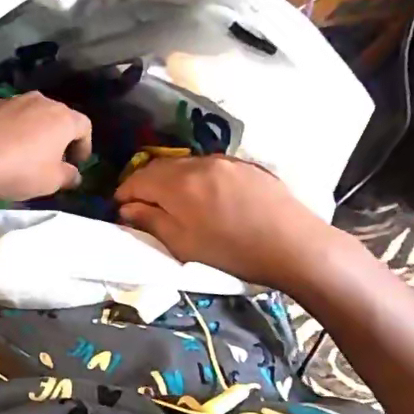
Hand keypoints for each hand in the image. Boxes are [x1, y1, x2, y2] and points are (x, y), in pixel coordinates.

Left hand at [0, 92, 92, 201]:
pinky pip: (9, 116)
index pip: (84, 127)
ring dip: (35, 130)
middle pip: (58, 117)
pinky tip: (2, 146)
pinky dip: (12, 128)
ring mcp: (13, 99)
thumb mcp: (51, 182)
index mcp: (62, 117)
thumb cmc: (19, 170)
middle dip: (60, 137)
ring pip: (33, 114)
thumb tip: (74, 175)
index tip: (77, 163)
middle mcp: (41, 101)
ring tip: (26, 151)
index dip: (84, 146)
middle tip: (53, 158)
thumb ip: (69, 176)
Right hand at [115, 155, 344, 286]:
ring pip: (186, 166)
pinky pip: (210, 168)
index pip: (137, 179)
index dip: (123, 194)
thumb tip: (127, 208)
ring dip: (172, 181)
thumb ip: (151, 221)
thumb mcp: (182, 244)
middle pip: (160, 167)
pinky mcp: (247, 166)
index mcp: (178, 183)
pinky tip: (206, 199)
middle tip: (142, 206)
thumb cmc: (232, 251)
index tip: (120, 209)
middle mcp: (199, 164)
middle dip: (146, 184)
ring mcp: (226, 161)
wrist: (294, 245)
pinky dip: (197, 179)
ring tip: (174, 203)